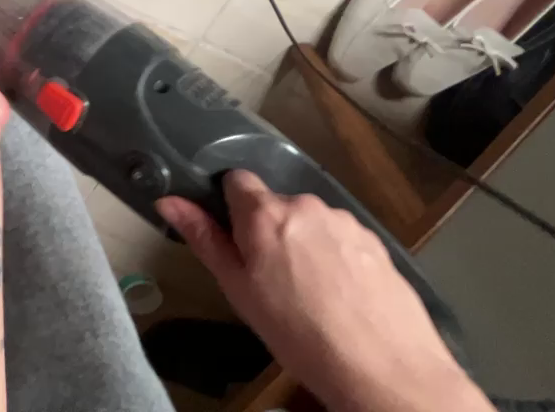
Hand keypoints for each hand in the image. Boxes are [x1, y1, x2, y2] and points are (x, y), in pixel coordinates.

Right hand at [155, 171, 491, 411]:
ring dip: (305, 243)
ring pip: (309, 222)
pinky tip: (342, 295)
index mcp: (264, 214)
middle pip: (275, 204)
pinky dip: (337, 257)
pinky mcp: (376, 242)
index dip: (232, 206)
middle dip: (270, 230)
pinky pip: (342, 238)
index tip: (238, 238)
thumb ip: (204, 237)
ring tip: (312, 291)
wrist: (386, 374)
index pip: (236, 179)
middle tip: (272, 276)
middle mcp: (304, 206)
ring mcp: (344, 222)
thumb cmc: (301, 335)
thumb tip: (168, 200)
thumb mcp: (238, 289)